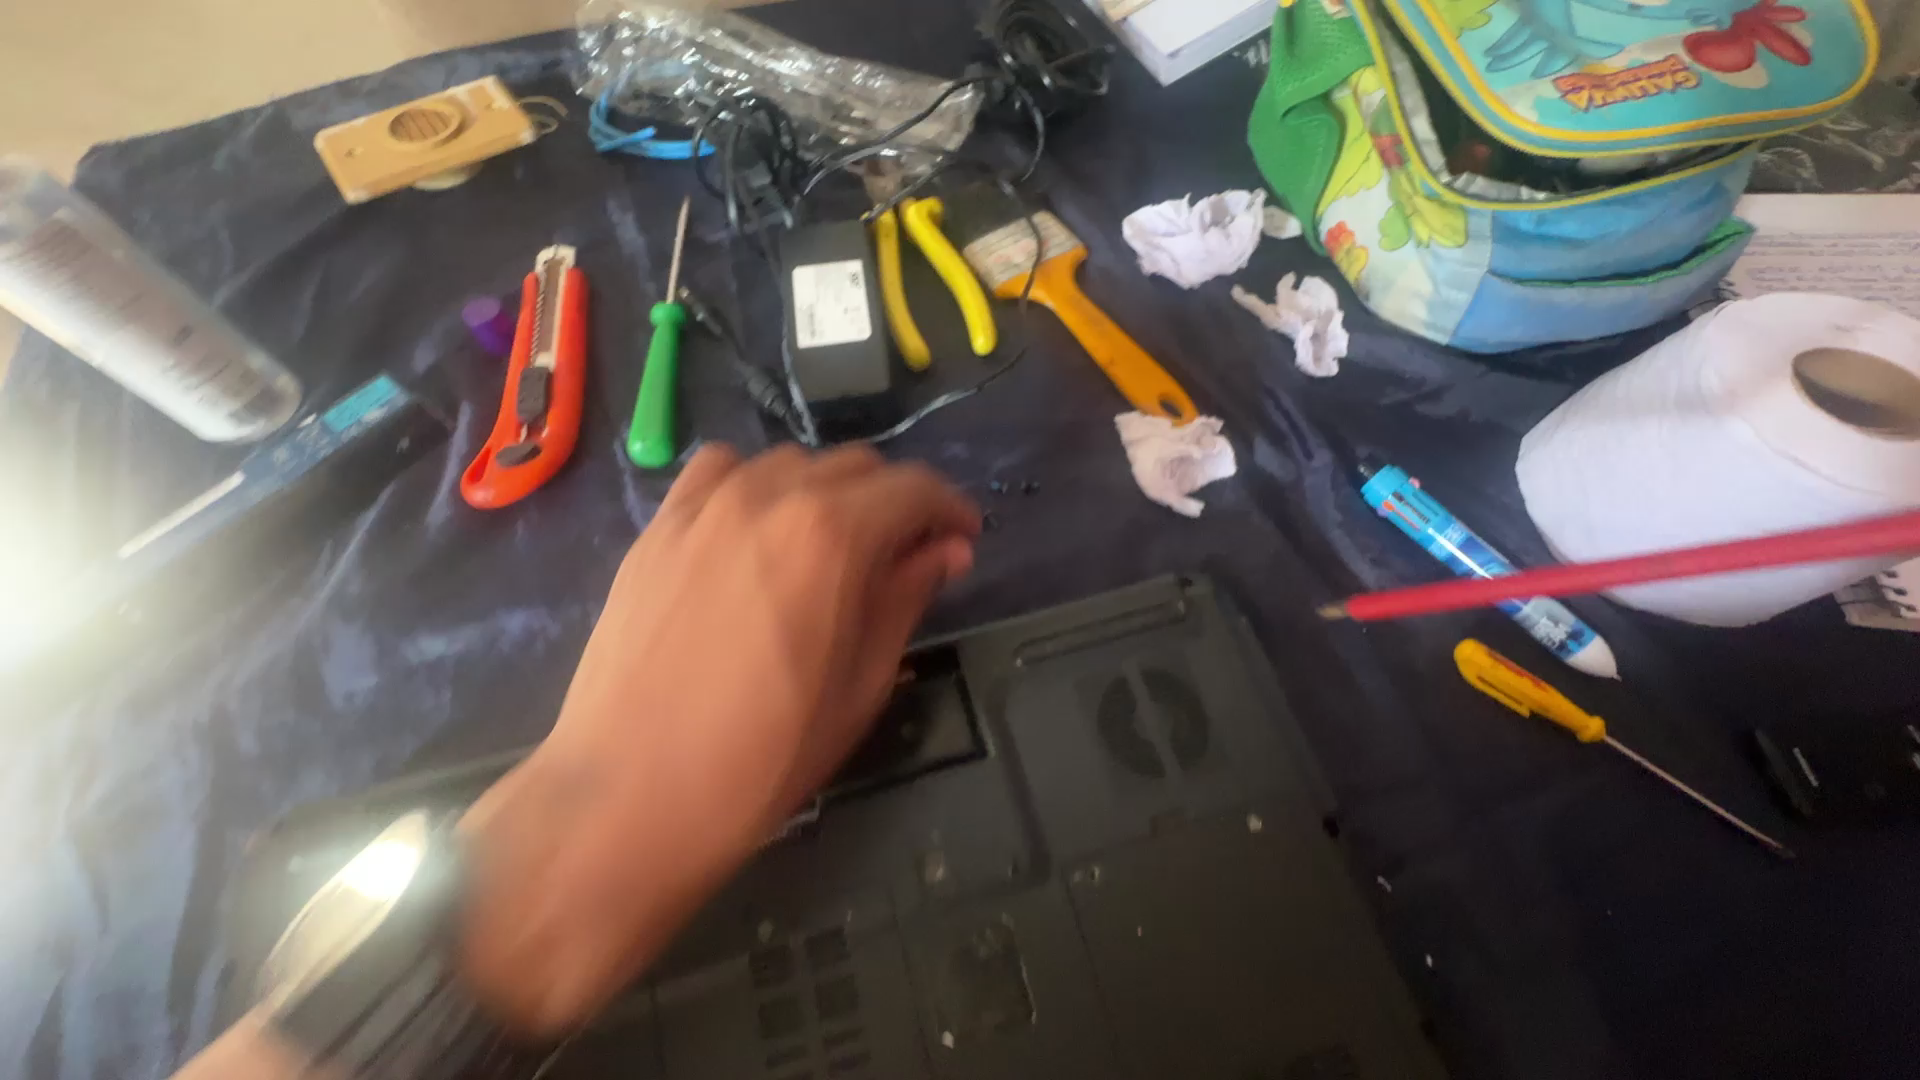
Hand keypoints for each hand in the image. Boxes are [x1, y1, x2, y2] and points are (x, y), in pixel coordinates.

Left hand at [459, 443, 979, 1034]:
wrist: (630, 797)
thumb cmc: (765, 756)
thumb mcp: (862, 682)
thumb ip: (907, 597)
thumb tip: (948, 549)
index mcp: (832, 534)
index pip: (914, 489)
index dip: (950, 509)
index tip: (963, 539)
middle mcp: (770, 496)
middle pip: (856, 466)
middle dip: (895, 502)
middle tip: (905, 554)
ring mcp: (705, 505)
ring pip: (791, 462)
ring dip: (829, 490)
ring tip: (831, 543)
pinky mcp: (658, 526)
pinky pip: (720, 471)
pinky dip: (755, 484)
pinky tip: (755, 528)